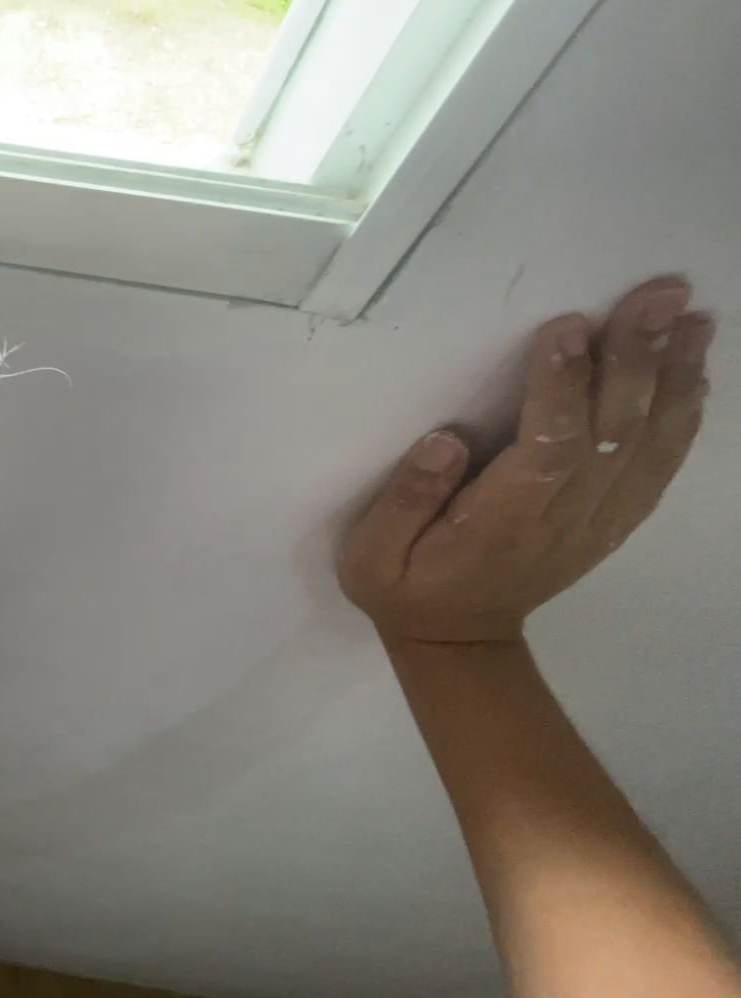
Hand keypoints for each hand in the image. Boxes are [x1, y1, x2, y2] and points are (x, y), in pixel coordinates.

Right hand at [342, 277, 714, 644]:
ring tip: (689, 317)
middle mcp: (564, 519)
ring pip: (649, 442)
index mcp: (501, 524)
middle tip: (656, 295)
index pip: (546, 446)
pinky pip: (659, 463)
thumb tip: (445, 440)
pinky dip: (683, 416)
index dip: (561, 386)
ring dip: (673, 377)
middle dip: (635, 360)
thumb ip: (405, 501)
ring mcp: (597, 520)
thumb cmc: (401, 590)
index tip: (566, 328)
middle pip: (611, 433)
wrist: (458, 638)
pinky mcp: (612, 519)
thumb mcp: (372, 555)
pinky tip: (690, 374)